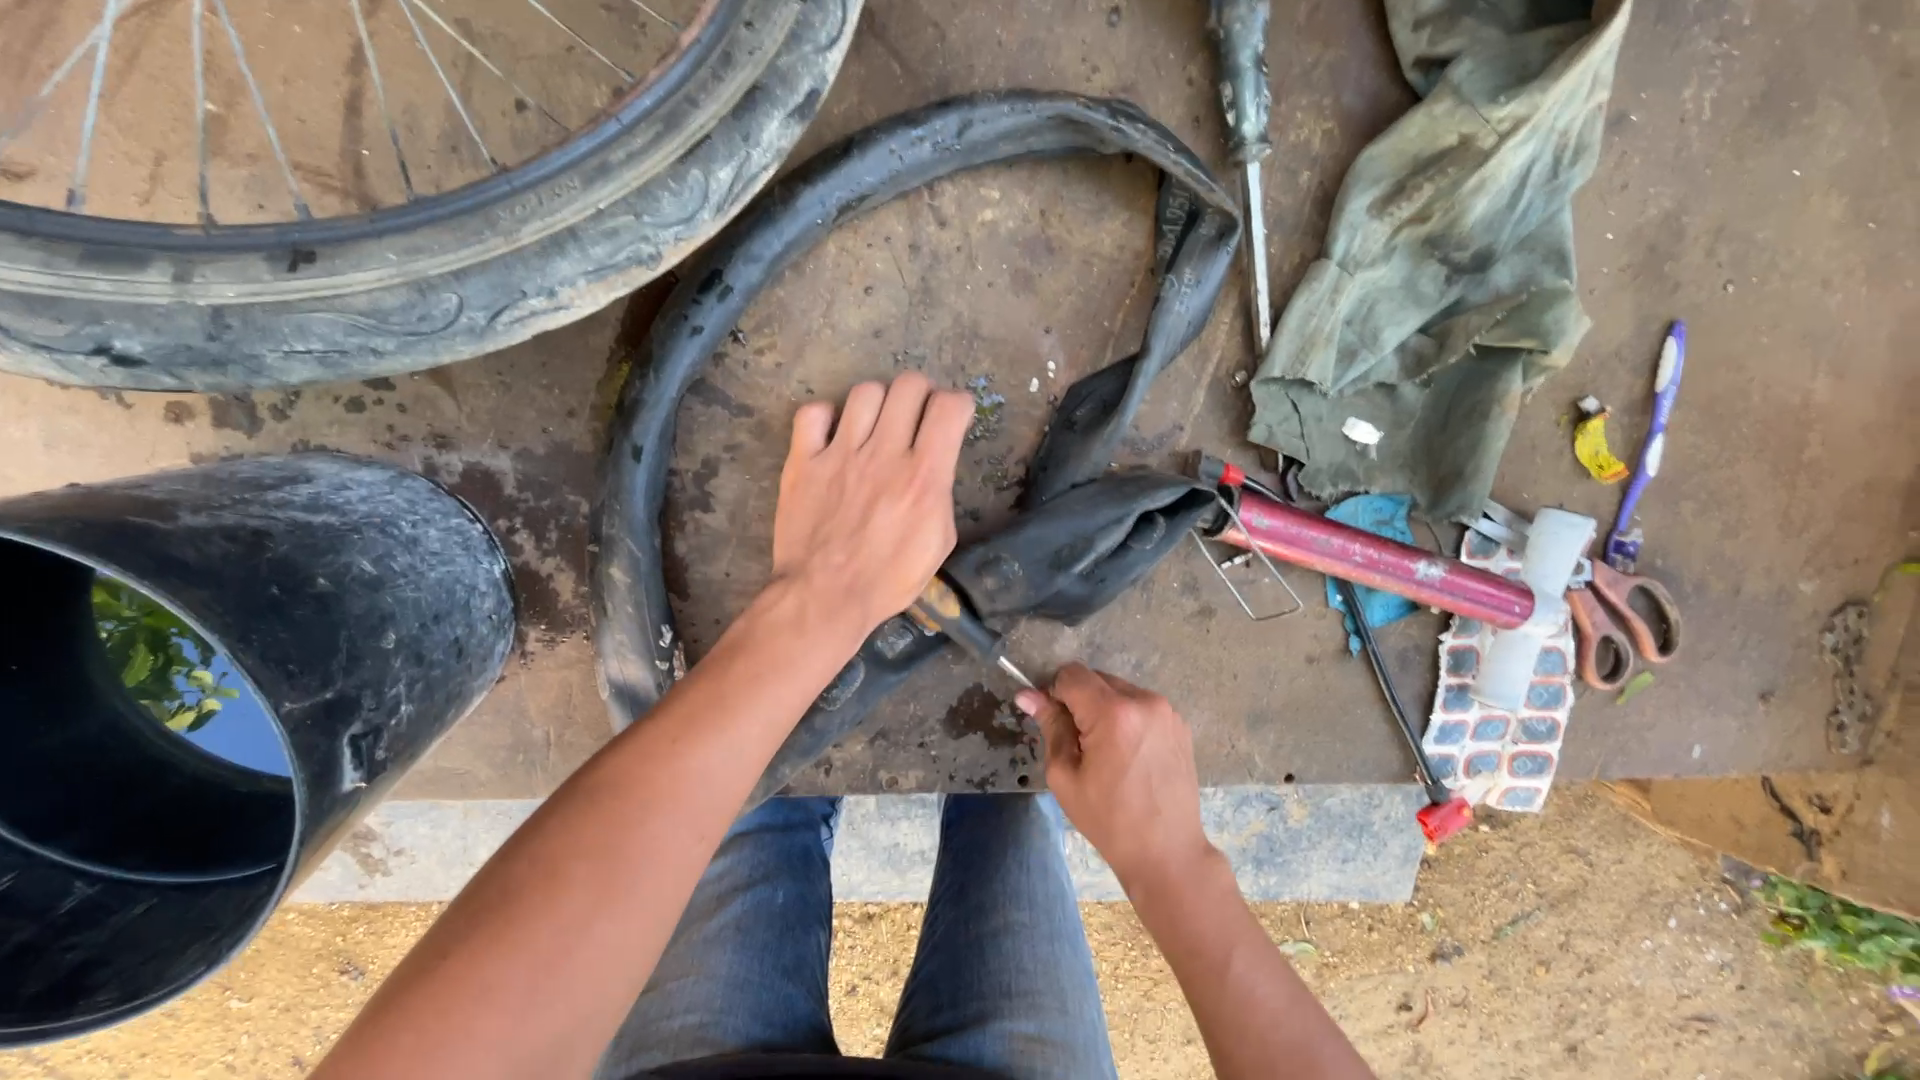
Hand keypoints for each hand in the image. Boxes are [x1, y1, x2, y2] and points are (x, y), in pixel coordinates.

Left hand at [773, 373, 973, 632]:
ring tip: (876, 425)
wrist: (825, 597)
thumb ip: (940, 496)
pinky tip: (832, 435)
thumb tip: (934, 471)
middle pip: (909, 386)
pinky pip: (812, 412)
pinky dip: (825, 416)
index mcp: (924, 476)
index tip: (954, 417)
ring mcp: (840, 453)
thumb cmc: (887, 580)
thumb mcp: (938, 544)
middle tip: (917, 415)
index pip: (950, 407)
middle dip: (921, 394)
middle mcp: (884, 453)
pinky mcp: (803, 461)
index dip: (958, 405)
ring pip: (865, 392)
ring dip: (878, 403)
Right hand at [1016, 663, 1215, 890]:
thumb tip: (1027, 695)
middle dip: (1080, 702)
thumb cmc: (1108, 819)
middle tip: (1078, 744)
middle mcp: (1145, 701)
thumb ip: (1050, 727)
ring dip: (1104, 709)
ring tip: (1106, 753)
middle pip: (1097, 679)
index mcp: (1114, 713)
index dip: (1055, 693)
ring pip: (1119, 691)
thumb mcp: (1065, 775)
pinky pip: (1141, 706)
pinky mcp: (1179, 725)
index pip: (1072, 675)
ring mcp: (1167, 712)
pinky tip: (1129, 756)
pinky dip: (1127, 719)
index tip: (1055, 722)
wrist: (1166, 851)